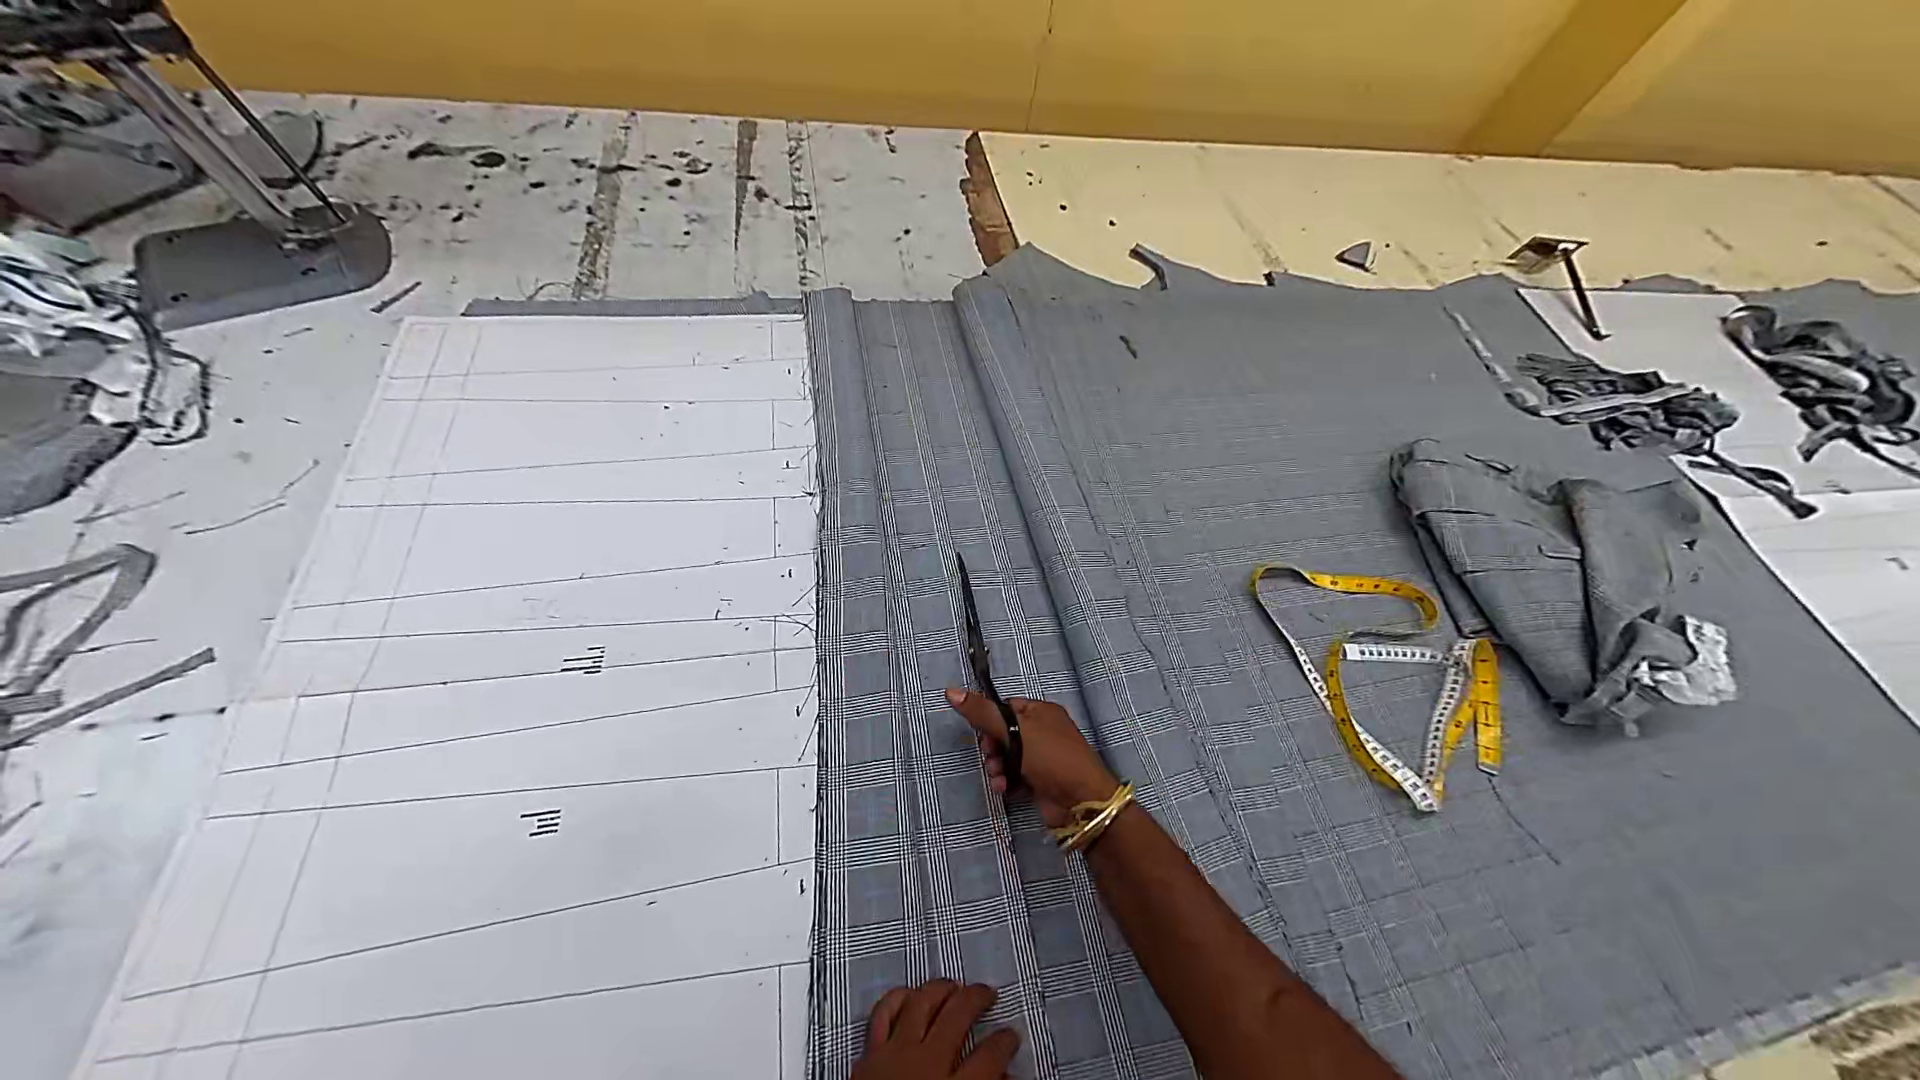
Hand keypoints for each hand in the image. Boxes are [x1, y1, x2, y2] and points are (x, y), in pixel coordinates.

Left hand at [851, 980, 1019, 1079]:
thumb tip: (1008, 1079)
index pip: (990, 1057)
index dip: (1005, 1042)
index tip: (1011, 1035)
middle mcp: (926, 1066)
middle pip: (958, 1014)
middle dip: (978, 997)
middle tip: (988, 993)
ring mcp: (895, 1055)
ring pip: (922, 1002)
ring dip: (941, 989)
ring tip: (953, 987)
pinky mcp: (869, 1055)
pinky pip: (883, 1014)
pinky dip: (898, 998)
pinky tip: (910, 995)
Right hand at [946, 688, 1120, 828]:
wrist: (1081, 801)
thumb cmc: (1050, 757)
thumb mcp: (1015, 730)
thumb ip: (982, 712)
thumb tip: (951, 691)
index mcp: (1041, 711)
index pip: (1005, 707)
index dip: (989, 719)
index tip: (979, 732)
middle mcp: (1043, 731)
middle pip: (1004, 733)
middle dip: (992, 747)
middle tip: (990, 756)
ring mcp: (1042, 757)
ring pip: (1007, 756)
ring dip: (997, 766)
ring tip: (997, 776)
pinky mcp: (1040, 780)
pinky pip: (1015, 775)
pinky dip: (1007, 780)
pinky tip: (1004, 788)